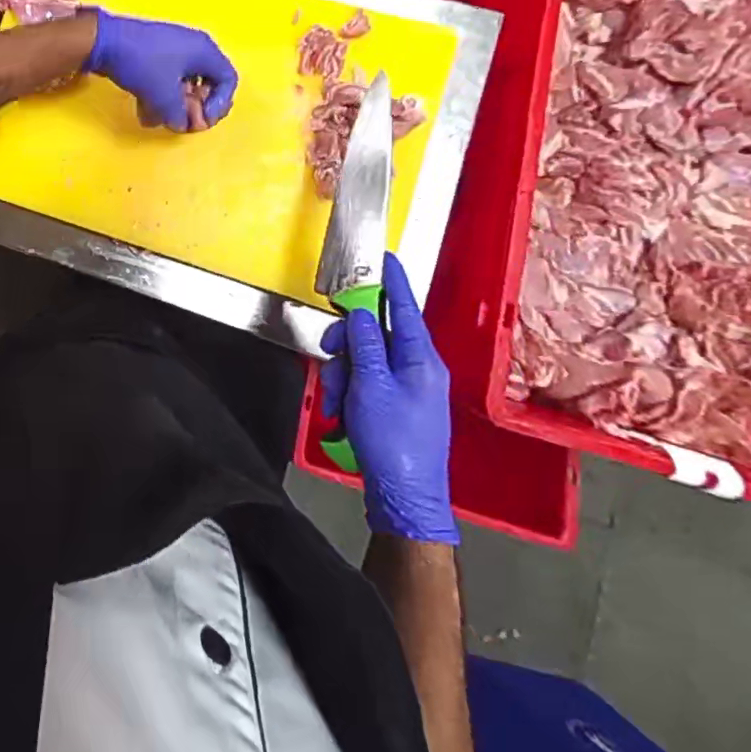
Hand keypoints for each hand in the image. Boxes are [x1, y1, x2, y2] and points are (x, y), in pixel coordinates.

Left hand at [83, 10, 237, 131]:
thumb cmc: (142, 65)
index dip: (219, 104)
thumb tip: (181, 124)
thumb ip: (178, 115)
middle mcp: (193, 48)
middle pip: (206, 84)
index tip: (202, 120)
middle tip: (182, 122)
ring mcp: (172, 50)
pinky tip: (144, 112)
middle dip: (194, 107)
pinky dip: (159, 96)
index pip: (228, 80)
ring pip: (182, 84)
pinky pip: (165, 80)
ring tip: (158, 119)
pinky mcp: (152, 55)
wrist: (104, 41)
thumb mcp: (163, 95)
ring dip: (173, 105)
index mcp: (204, 52)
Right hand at [318, 253, 456, 544]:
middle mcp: (416, 368)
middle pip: (374, 336)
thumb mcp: (372, 386)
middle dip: (346, 346)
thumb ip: (366, 346)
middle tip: (329, 355)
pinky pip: (364, 384)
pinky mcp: (392, 405)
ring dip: (342, 376)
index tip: (385, 259)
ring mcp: (405, 388)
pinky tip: (342, 413)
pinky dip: (347, 394)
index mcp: (421, 359)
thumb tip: (363, 314)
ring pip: (362, 361)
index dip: (394, 283)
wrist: (405, 493)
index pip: (406, 309)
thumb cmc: (393, 439)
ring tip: (338, 403)